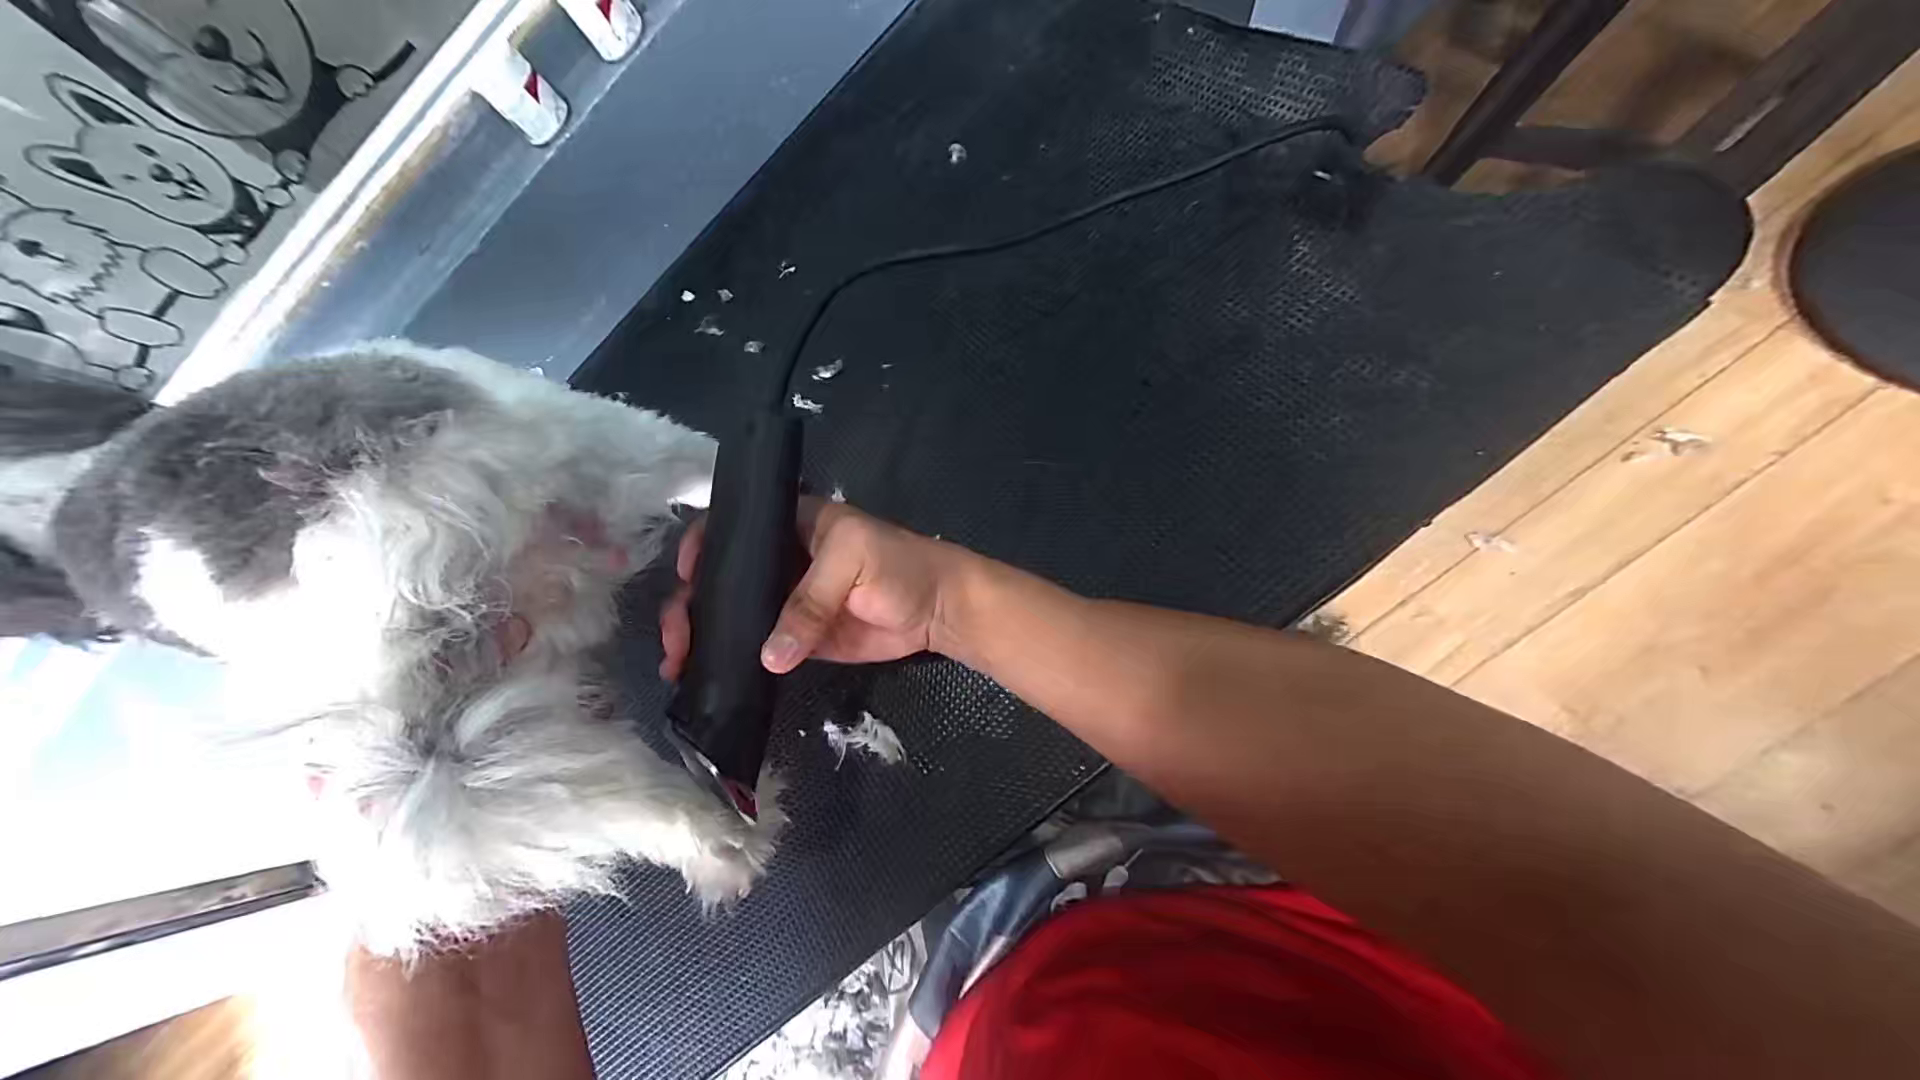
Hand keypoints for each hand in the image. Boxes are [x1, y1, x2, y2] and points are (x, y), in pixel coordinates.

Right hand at [659, 499, 962, 679]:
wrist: (938, 608)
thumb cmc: (900, 565)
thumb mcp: (853, 562)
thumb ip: (810, 602)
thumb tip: (769, 655)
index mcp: (790, 526)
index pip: (733, 528)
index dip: (702, 546)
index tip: (686, 577)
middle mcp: (779, 561)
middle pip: (722, 577)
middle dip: (692, 602)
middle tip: (678, 638)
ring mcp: (786, 601)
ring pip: (733, 615)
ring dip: (704, 634)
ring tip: (680, 662)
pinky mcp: (798, 637)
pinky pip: (758, 646)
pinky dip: (734, 659)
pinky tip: (708, 674)